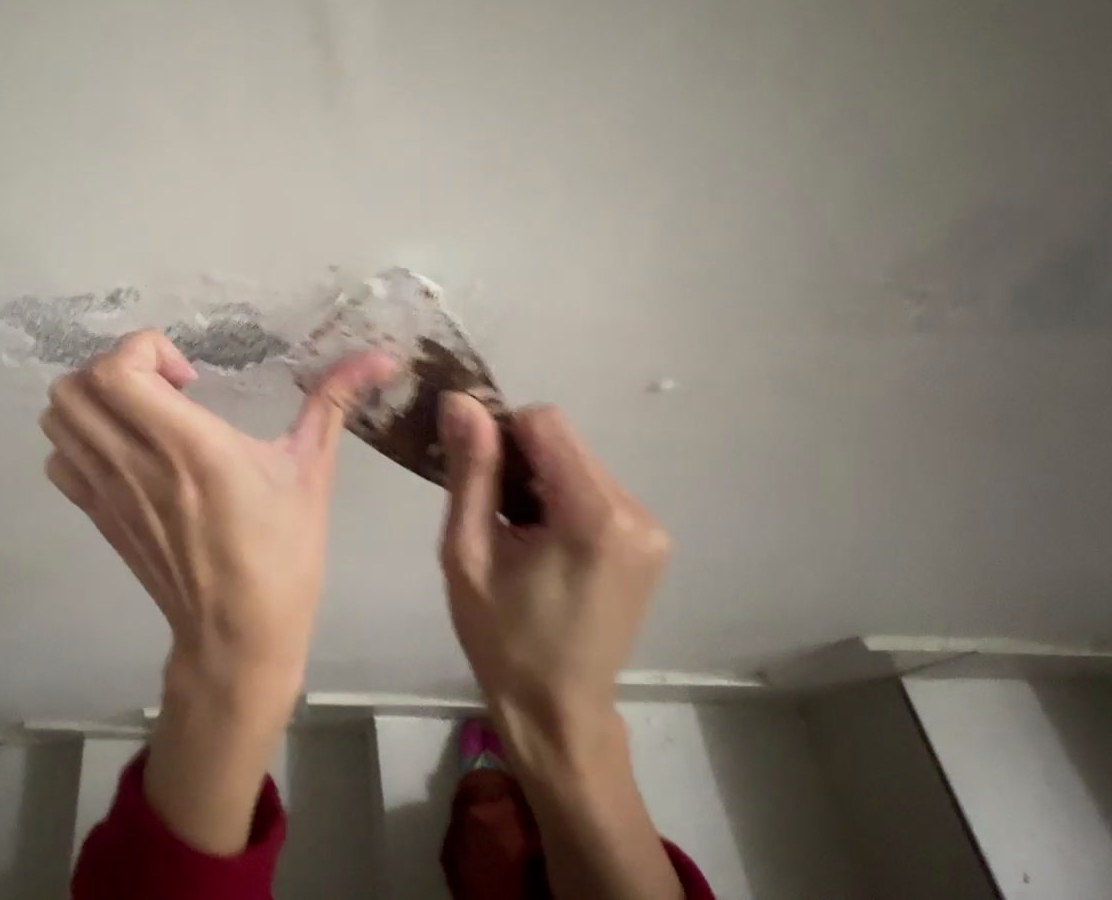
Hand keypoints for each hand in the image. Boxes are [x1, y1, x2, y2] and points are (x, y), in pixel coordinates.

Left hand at [42, 330, 392, 852]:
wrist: (237, 636)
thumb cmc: (282, 553)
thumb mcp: (311, 471)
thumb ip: (334, 400)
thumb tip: (380, 355)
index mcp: (187, 445)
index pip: (117, 371)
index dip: (144, 349)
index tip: (188, 374)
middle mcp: (134, 463)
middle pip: (73, 386)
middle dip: (114, 366)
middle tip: (160, 386)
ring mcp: (107, 493)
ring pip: (58, 419)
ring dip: (93, 399)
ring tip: (141, 414)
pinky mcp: (98, 517)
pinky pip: (60, 461)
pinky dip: (80, 442)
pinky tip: (125, 451)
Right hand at [439, 394, 682, 899]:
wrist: (557, 711)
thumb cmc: (502, 638)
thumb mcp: (468, 552)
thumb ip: (470, 471)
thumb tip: (461, 401)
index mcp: (593, 515)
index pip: (545, 423)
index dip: (501, 437)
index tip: (475, 480)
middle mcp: (636, 512)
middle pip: (564, 442)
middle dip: (519, 462)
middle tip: (490, 514)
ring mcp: (651, 529)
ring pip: (579, 463)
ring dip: (539, 482)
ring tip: (515, 535)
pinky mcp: (650, 543)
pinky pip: (596, 491)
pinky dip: (561, 501)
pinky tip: (542, 544)